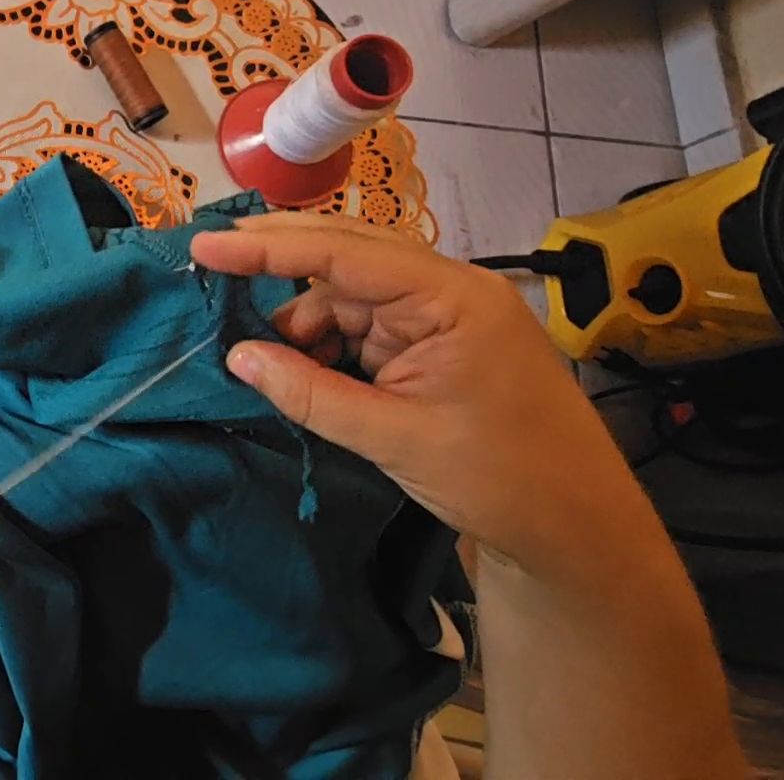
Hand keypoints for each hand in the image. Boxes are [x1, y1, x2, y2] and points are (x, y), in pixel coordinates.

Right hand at [190, 213, 663, 582]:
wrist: (577, 537)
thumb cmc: (503, 481)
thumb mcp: (394, 438)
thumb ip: (308, 392)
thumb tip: (237, 356)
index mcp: (450, 297)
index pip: (343, 252)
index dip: (267, 249)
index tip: (206, 248)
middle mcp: (441, 291)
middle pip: (342, 254)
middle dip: (276, 259)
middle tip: (210, 262)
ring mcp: (434, 316)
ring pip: (342, 294)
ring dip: (298, 321)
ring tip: (264, 360)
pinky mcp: (425, 343)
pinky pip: (355, 325)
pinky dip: (319, 343)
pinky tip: (297, 369)